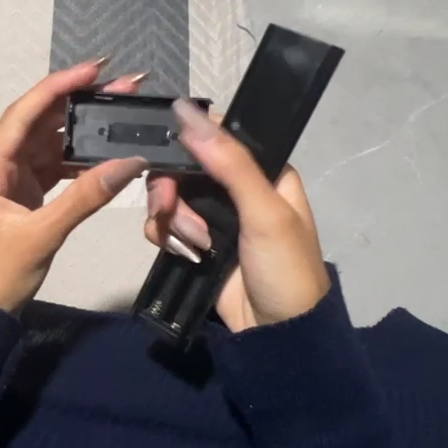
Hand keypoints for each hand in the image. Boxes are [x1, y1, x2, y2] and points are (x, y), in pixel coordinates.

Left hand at [0, 59, 150, 311]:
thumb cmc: (1, 273)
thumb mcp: (43, 235)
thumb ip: (84, 198)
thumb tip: (128, 163)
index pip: (23, 114)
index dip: (58, 87)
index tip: (94, 69)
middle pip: (40, 122)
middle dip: (79, 101)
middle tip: (123, 85)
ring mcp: (11, 180)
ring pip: (48, 142)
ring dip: (82, 127)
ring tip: (121, 109)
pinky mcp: (25, 194)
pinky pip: (53, 166)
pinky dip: (77, 158)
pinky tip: (105, 149)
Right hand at [143, 99, 330, 331]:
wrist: (276, 333)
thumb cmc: (285, 268)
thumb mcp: (266, 213)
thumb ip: (231, 164)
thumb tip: (190, 114)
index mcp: (263, 171)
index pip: (217, 136)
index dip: (188, 138)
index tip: (167, 151)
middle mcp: (235, 188)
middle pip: (183, 167)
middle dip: (171, 188)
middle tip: (168, 206)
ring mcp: (212, 216)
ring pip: (168, 196)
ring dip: (171, 218)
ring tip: (194, 243)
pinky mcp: (194, 243)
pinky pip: (163, 225)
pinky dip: (166, 237)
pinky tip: (186, 253)